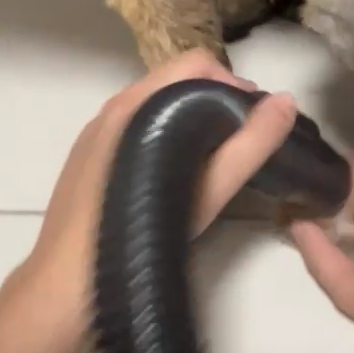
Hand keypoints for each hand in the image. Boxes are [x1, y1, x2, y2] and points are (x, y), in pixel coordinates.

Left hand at [15, 49, 298, 325]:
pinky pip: (137, 125)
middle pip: (177, 80)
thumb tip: (286, 101)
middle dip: (216, 98)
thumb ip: (252, 142)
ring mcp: (97, 132)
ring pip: (158, 103)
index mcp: (140, 103)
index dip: (233, 82)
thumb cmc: (142, 230)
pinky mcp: (87, 157)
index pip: (197, 64)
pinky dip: (165, 131)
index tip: (254, 118)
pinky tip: (175, 172)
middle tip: (241, 138)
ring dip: (191, 115)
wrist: (67, 288)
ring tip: (214, 156)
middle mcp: (115, 107)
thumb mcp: (211, 188)